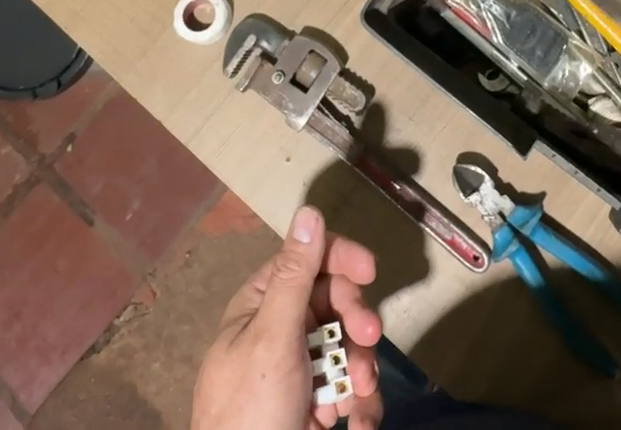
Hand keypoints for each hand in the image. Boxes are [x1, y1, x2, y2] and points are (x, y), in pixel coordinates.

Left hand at [192, 205, 385, 429]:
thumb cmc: (250, 407)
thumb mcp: (272, 337)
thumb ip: (295, 276)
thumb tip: (309, 211)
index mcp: (262, 304)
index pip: (307, 261)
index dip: (340, 258)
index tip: (370, 270)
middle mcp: (282, 329)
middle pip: (336, 302)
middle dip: (356, 321)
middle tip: (369, 337)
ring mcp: (302, 368)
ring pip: (350, 346)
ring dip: (362, 368)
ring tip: (360, 396)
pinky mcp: (318, 403)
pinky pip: (351, 387)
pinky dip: (361, 404)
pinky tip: (357, 424)